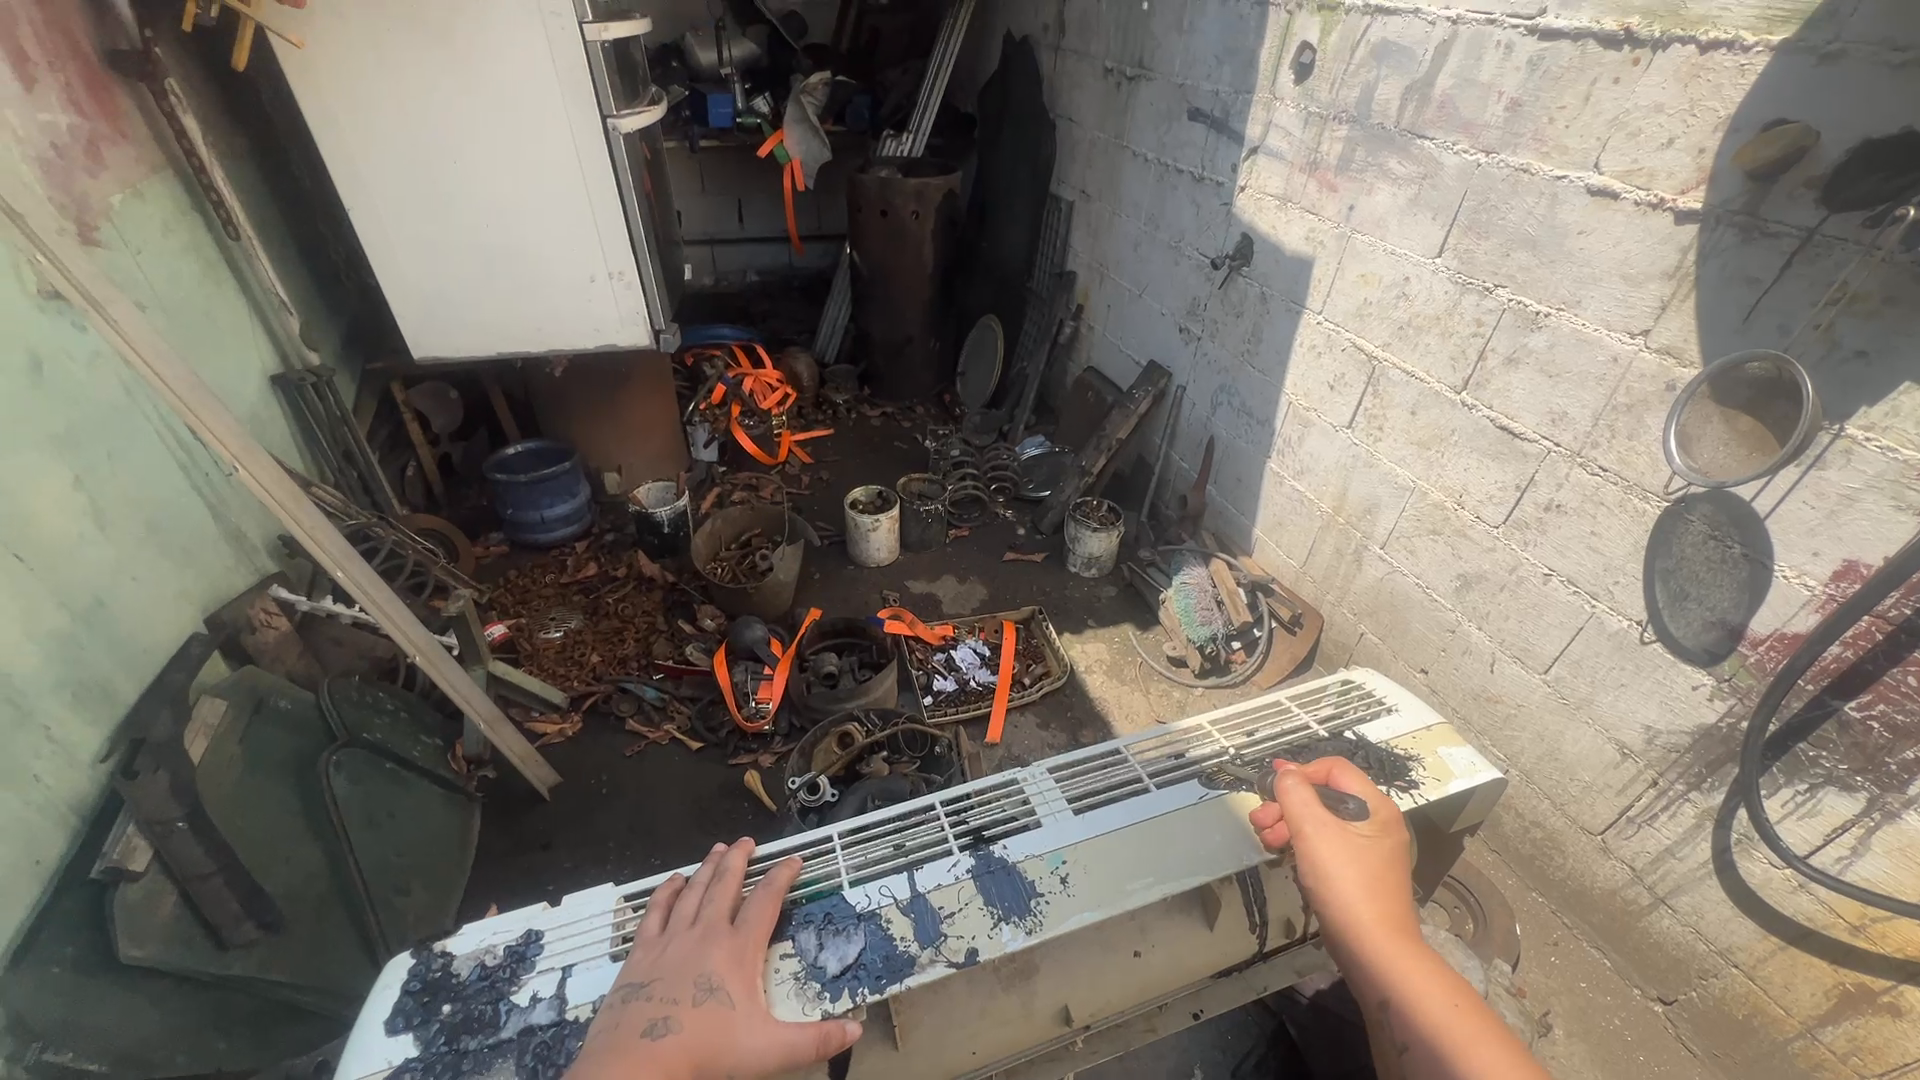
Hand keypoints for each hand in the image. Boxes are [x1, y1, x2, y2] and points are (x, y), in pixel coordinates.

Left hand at [565, 840, 862, 1079]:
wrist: (636, 1066)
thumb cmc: (705, 1054)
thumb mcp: (768, 1051)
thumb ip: (814, 1040)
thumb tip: (856, 1029)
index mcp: (738, 949)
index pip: (766, 900)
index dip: (782, 875)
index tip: (794, 859)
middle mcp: (706, 933)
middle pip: (726, 883)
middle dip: (740, 858)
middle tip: (747, 841)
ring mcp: (671, 939)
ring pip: (693, 890)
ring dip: (708, 867)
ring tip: (718, 849)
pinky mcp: (641, 953)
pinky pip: (655, 911)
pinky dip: (666, 891)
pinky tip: (673, 880)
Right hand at [1247, 757, 1421, 968]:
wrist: (1374, 951)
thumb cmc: (1345, 884)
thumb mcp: (1313, 830)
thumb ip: (1295, 793)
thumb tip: (1285, 773)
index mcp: (1374, 807)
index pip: (1334, 768)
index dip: (1300, 771)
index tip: (1270, 785)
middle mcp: (1374, 823)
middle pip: (1323, 795)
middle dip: (1286, 803)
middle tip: (1259, 820)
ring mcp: (1366, 849)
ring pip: (1320, 820)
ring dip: (1287, 823)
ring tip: (1265, 840)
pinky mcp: (1356, 872)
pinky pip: (1324, 843)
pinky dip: (1300, 843)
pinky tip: (1282, 854)